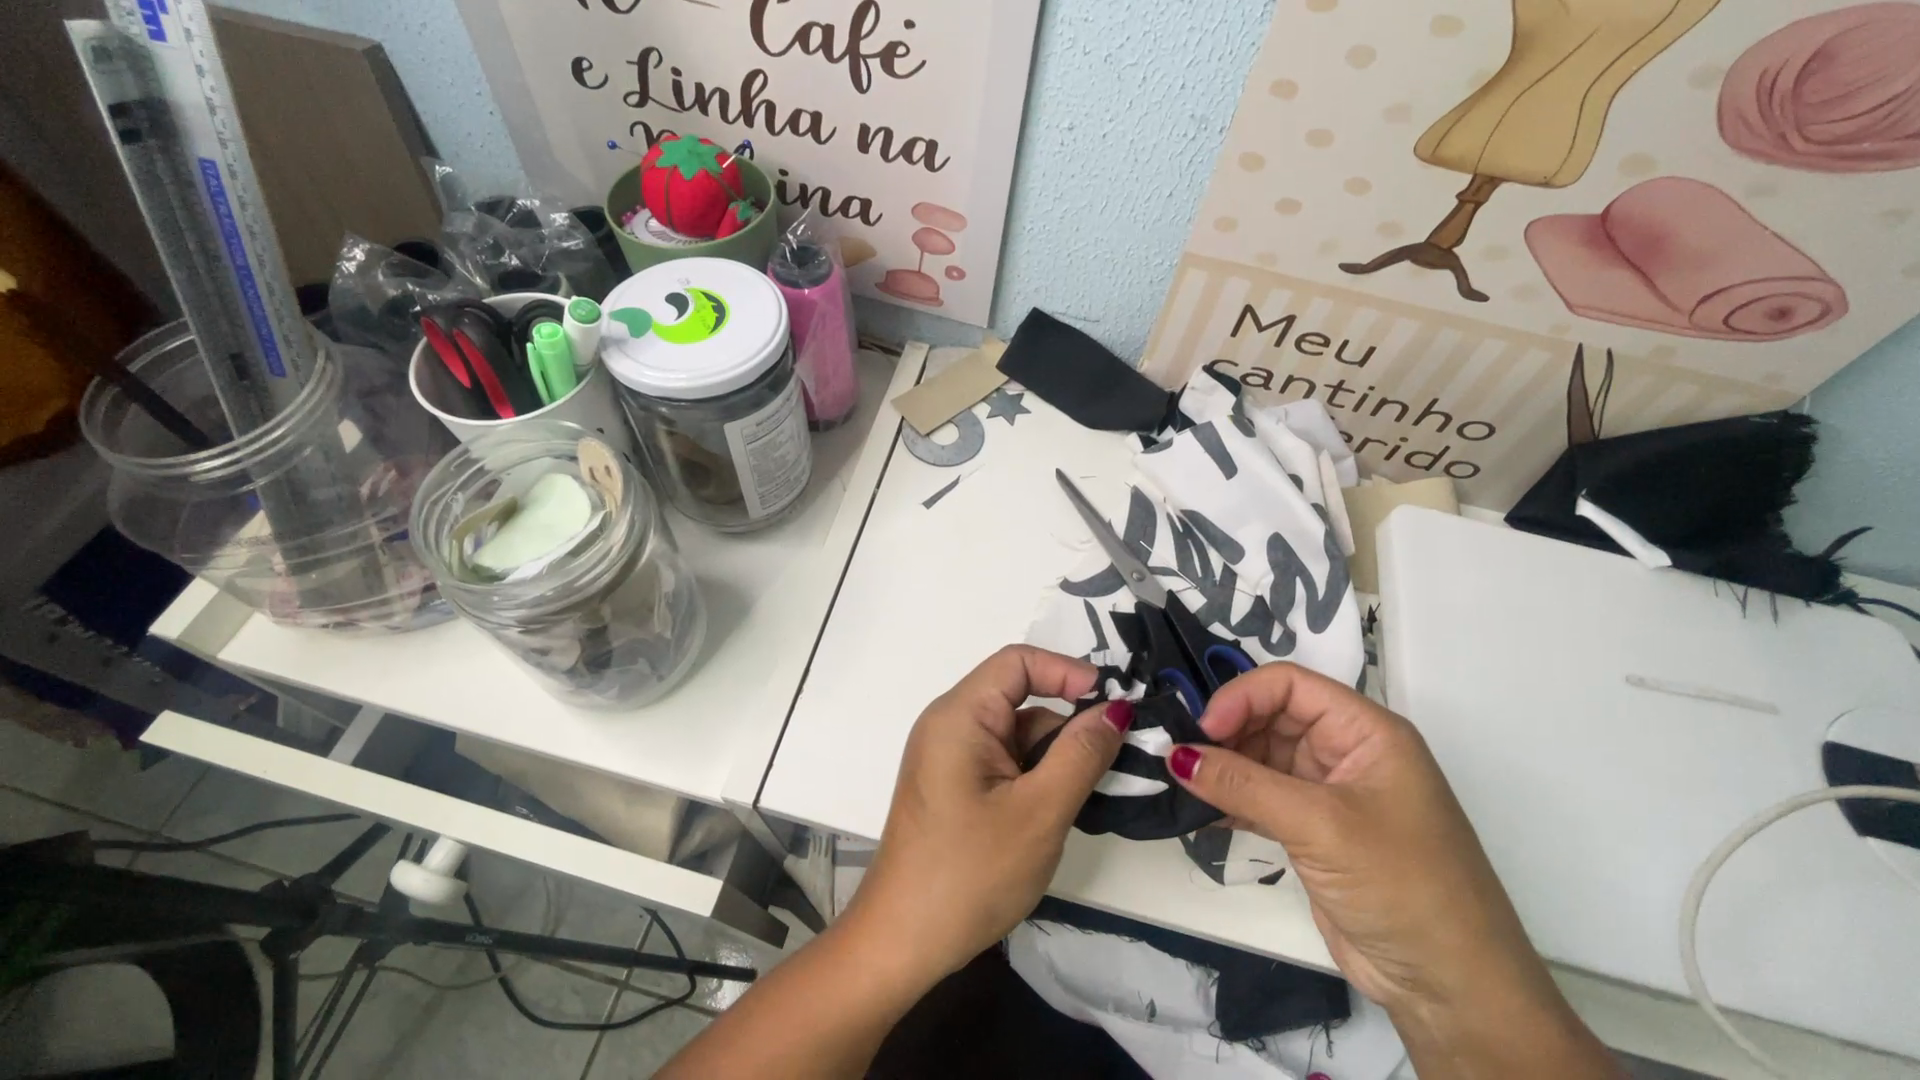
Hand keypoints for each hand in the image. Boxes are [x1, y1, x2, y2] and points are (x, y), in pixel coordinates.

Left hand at [846, 645, 1128, 981]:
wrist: (904, 943)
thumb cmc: (970, 874)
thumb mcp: (1039, 813)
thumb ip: (1082, 754)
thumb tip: (1116, 709)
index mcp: (959, 716)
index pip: (1018, 662)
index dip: (1068, 671)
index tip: (1115, 702)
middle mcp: (950, 727)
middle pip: (1021, 700)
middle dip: (1069, 723)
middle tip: (1118, 758)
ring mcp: (950, 760)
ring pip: (1018, 736)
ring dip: (1057, 756)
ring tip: (1094, 794)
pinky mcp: (956, 789)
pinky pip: (1006, 764)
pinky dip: (1038, 778)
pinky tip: (1062, 810)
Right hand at [1165, 663, 1559, 1018]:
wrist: (1451, 984)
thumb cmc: (1401, 884)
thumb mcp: (1320, 825)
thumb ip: (1244, 786)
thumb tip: (1174, 755)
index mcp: (1366, 732)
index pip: (1291, 685)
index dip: (1242, 697)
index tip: (1201, 732)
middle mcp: (1347, 754)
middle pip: (1272, 717)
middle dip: (1225, 732)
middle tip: (1179, 760)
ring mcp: (1330, 796)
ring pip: (1262, 760)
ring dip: (1222, 769)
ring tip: (1180, 785)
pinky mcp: (1314, 834)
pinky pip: (1261, 800)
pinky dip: (1230, 802)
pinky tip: (1197, 812)